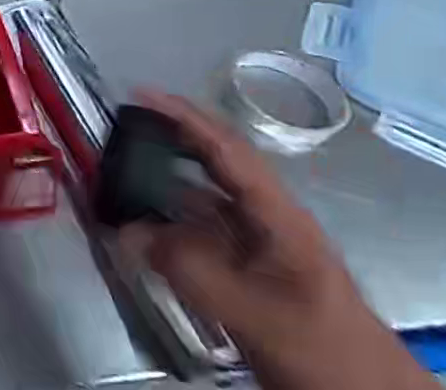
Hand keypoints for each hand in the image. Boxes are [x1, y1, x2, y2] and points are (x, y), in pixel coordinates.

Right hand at [117, 92, 436, 389]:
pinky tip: (144, 226)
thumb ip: (188, 270)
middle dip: (171, 136)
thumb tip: (125, 230)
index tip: (142, 93)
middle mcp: (269, 220)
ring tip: (121, 170)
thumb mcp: (254, 313)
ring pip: (205, 198)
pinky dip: (170, 220)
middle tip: (124, 121)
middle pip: (216, 162)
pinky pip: (202, 230)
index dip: (184, 117)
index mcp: (279, 216)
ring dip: (165, 181)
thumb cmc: (324, 351)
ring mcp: (261, 246)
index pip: (228, 150)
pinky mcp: (251, 270)